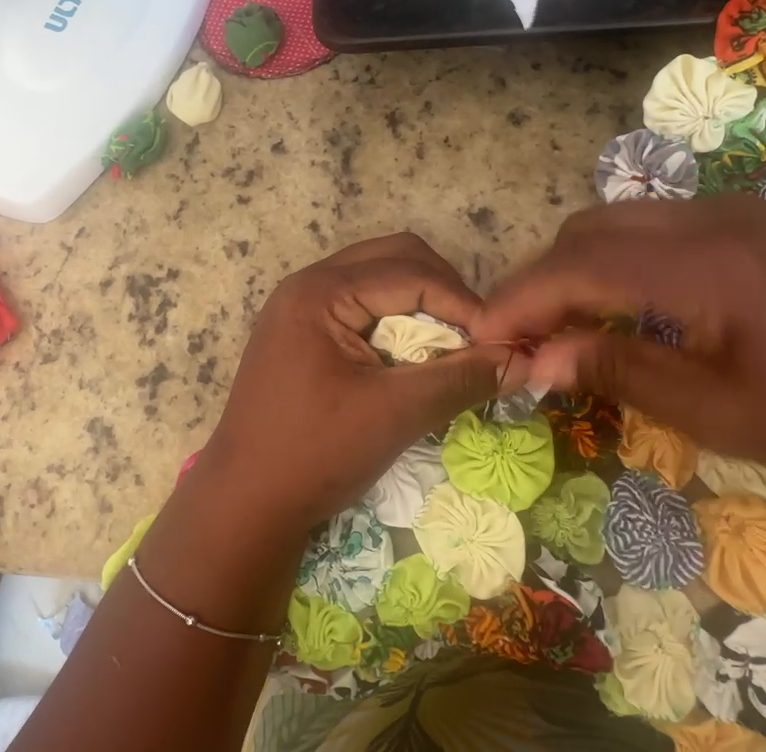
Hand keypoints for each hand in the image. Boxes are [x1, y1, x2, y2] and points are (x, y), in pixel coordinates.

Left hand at [193, 233, 511, 532]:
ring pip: (378, 280)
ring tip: (448, 349)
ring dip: (420, 305)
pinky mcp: (301, 335)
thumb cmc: (313, 454)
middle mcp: (306, 285)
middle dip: (443, 292)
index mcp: (320, 292)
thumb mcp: (394, 415)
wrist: (243, 506)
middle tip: (474, 339)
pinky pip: (360, 306)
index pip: (411, 271)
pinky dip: (395, 322)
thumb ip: (459, 379)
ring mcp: (299, 308)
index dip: (463, 303)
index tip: (500, 344)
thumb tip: (522, 361)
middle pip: (394, 259)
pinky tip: (412, 359)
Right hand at [473, 196, 765, 478]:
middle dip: (539, 282)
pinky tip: (612, 305)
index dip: (521, 301)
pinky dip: (610, 260)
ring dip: (571, 268)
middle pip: (587, 231)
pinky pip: (649, 226)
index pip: (579, 267)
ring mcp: (728, 212)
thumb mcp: (714, 411)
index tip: (482, 338)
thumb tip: (536, 360)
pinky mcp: (740, 221)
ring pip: (614, 222)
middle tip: (517, 340)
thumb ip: (617, 371)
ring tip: (555, 327)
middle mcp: (709, 218)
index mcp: (704, 265)